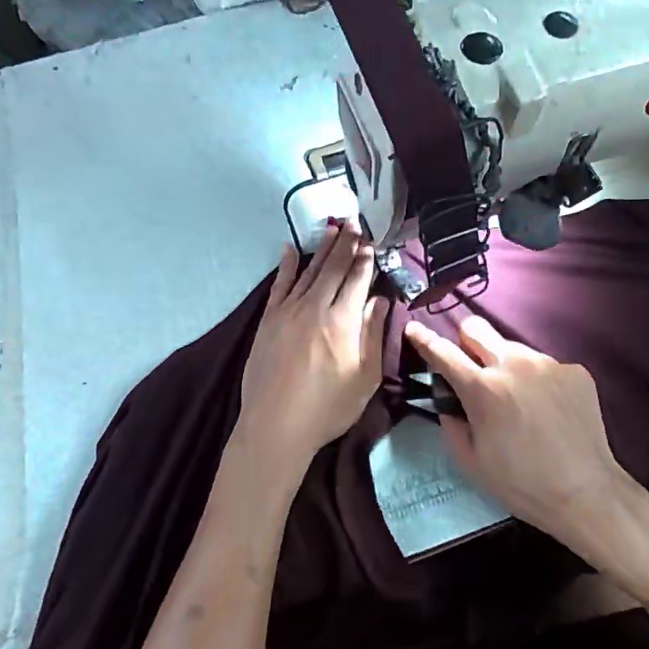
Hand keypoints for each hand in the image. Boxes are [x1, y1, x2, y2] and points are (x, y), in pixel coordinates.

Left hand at [236, 222, 391, 463]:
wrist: (275, 426)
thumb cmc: (328, 407)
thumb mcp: (365, 377)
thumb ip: (373, 334)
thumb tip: (379, 300)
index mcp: (342, 321)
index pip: (357, 279)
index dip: (365, 259)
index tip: (371, 241)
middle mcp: (315, 307)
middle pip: (333, 268)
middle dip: (346, 243)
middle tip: (355, 222)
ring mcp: (288, 311)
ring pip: (309, 271)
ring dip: (322, 248)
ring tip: (333, 228)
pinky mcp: (269, 320)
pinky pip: (279, 285)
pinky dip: (286, 266)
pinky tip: (290, 250)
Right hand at [405, 317, 636, 546]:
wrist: (585, 493)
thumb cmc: (520, 483)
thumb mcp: (469, 460)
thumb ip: (450, 419)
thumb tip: (446, 392)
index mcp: (483, 389)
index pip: (443, 352)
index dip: (423, 340)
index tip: (413, 329)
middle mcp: (515, 364)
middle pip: (476, 327)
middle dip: (465, 342)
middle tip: (471, 369)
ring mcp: (548, 364)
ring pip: (513, 347)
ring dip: (505, 365)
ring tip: (518, 402)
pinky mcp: (575, 371)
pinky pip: (544, 365)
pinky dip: (537, 381)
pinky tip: (547, 411)